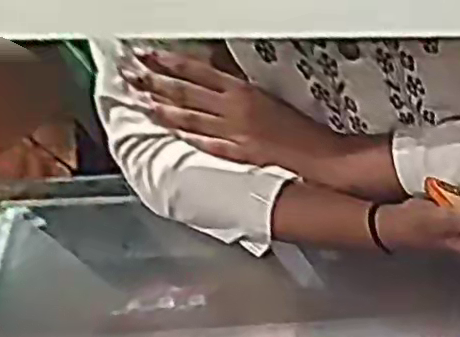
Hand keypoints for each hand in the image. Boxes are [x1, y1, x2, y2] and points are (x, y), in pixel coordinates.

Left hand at [123, 51, 349, 180]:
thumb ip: (246, 95)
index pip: (196, 70)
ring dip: (164, 108)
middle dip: (154, 81)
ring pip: (193, 116)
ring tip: (143, 102)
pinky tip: (175, 133)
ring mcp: (240, 133)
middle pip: (187, 90)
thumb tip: (224, 85)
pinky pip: (212, 145)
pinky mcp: (247, 155)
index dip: (167, 61)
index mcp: (245, 91)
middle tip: (130, 74)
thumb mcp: (275, 102)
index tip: (146, 55)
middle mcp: (236, 109)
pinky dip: (191, 137)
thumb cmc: (309, 133)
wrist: (329, 159)